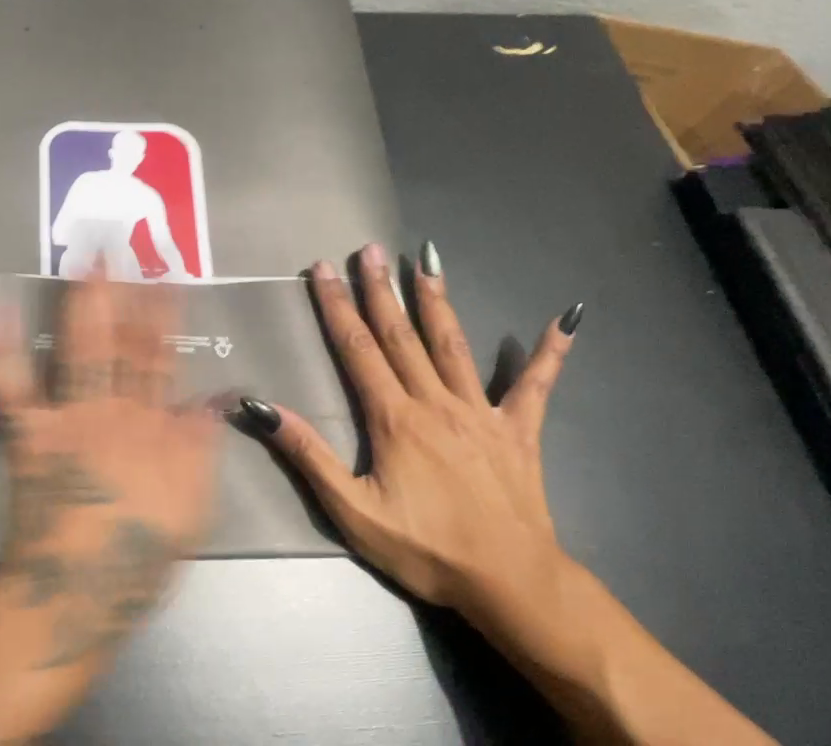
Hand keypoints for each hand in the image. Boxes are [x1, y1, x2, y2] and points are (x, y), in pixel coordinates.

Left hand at [0, 271, 221, 664]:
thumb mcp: (193, 509)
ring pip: (82, 349)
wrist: (78, 592)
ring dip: (83, 303)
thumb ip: (202, 448)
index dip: (165, 314)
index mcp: (157, 427)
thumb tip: (216, 397)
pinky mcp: (29, 434)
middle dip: (124, 292)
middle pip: (125, 343)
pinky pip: (9, 387)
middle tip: (120, 244)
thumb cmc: (137, 559)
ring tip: (82, 262)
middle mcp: (116, 411)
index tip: (166, 273)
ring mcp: (71, 418)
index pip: (165, 358)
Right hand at [238, 242, 579, 616]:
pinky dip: (550, 352)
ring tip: (426, 260)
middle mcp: (436, 402)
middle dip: (380, 289)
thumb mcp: (352, 511)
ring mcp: (482, 413)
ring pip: (453, 345)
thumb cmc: (425, 549)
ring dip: (436, 301)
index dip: (337, 307)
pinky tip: (569, 319)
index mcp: (395, 418)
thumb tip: (261, 405)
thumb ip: (309, 454)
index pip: (358, 349)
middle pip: (401, 335)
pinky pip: (536, 386)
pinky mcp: (519, 431)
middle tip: (368, 249)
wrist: (509, 582)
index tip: (323, 268)